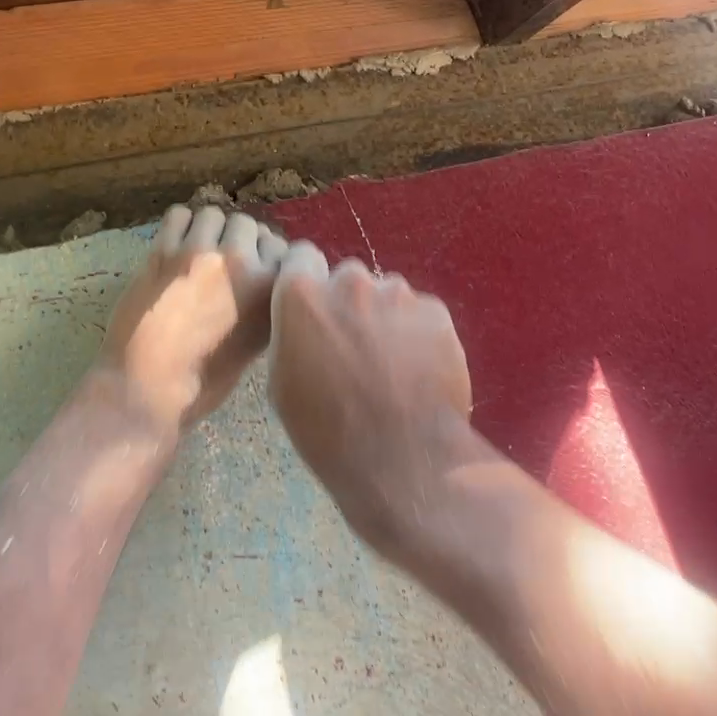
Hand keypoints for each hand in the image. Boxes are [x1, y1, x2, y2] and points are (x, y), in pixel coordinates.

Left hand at [100, 205, 286, 432]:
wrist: (149, 388)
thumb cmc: (207, 377)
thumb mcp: (258, 340)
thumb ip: (266, 299)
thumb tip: (265, 269)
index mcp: (271, 289)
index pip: (282, 245)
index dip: (267, 256)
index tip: (254, 268)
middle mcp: (241, 263)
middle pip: (249, 225)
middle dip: (238, 241)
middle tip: (223, 264)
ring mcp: (201, 253)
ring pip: (214, 214)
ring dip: (209, 230)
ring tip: (197, 254)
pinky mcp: (163, 250)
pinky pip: (179, 215)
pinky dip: (179, 227)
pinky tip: (175, 248)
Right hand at [266, 242, 476, 555]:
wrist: (401, 458)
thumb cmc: (327, 431)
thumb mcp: (282, 383)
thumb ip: (292, 334)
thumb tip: (305, 321)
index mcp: (301, 296)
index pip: (300, 258)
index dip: (307, 281)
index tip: (313, 307)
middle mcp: (349, 282)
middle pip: (347, 277)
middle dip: (348, 302)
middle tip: (354, 345)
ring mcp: (396, 293)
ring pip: (386, 294)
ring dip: (385, 317)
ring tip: (391, 363)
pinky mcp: (435, 310)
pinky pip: (420, 313)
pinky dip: (417, 333)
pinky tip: (418, 370)